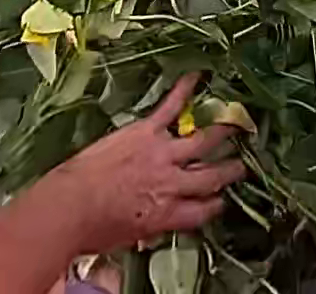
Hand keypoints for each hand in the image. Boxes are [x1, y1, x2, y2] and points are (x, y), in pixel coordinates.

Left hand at [26, 72, 247, 256]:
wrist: (73, 204)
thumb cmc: (93, 228)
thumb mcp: (127, 237)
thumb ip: (148, 228)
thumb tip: (153, 227)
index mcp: (166, 214)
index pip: (201, 212)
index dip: (215, 205)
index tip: (223, 200)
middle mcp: (171, 183)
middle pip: (209, 176)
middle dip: (229, 170)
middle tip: (243, 163)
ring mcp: (162, 153)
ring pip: (200, 141)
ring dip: (220, 132)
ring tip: (236, 123)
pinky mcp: (147, 130)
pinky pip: (170, 108)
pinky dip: (184, 90)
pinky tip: (197, 76)